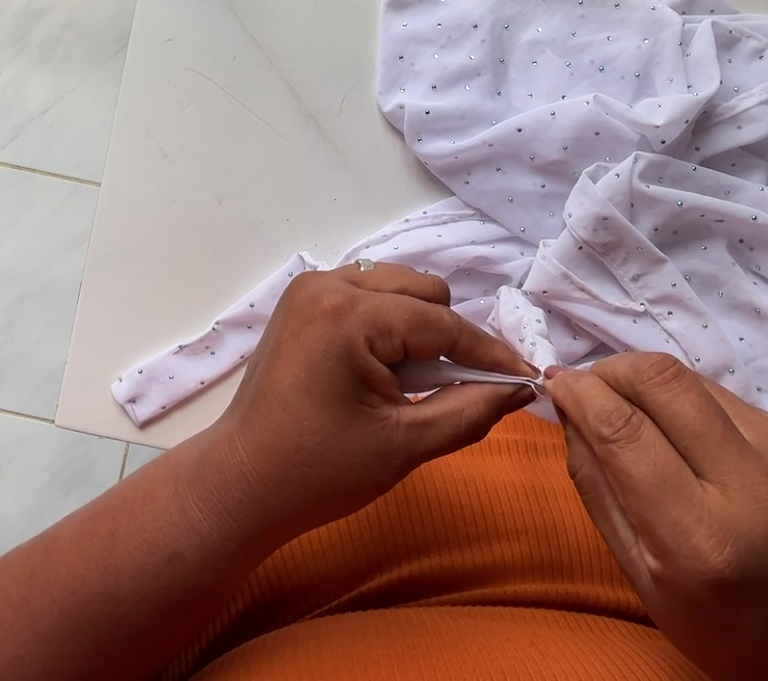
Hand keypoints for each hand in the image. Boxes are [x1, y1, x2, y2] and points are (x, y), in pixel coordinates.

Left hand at [204, 262, 538, 538]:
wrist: (243, 482)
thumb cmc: (320, 471)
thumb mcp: (404, 446)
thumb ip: (469, 410)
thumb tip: (518, 388)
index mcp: (350, 316)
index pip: (440, 323)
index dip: (487, 353)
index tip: (524, 376)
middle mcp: (329, 285)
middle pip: (423, 290)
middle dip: (447, 337)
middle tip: (446, 388)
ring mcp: (311, 286)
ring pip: (397, 284)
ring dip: (417, 324)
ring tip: (409, 379)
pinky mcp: (303, 298)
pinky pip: (368, 291)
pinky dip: (388, 320)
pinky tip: (381, 363)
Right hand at [546, 354, 767, 680]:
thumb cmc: (722, 626)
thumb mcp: (639, 576)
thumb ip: (596, 487)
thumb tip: (567, 409)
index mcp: (701, 540)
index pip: (623, 431)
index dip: (579, 393)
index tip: (554, 384)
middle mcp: (752, 488)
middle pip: (661, 380)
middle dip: (609, 369)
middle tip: (586, 387)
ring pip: (690, 378)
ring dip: (642, 379)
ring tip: (625, 406)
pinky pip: (719, 393)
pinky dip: (679, 397)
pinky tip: (674, 427)